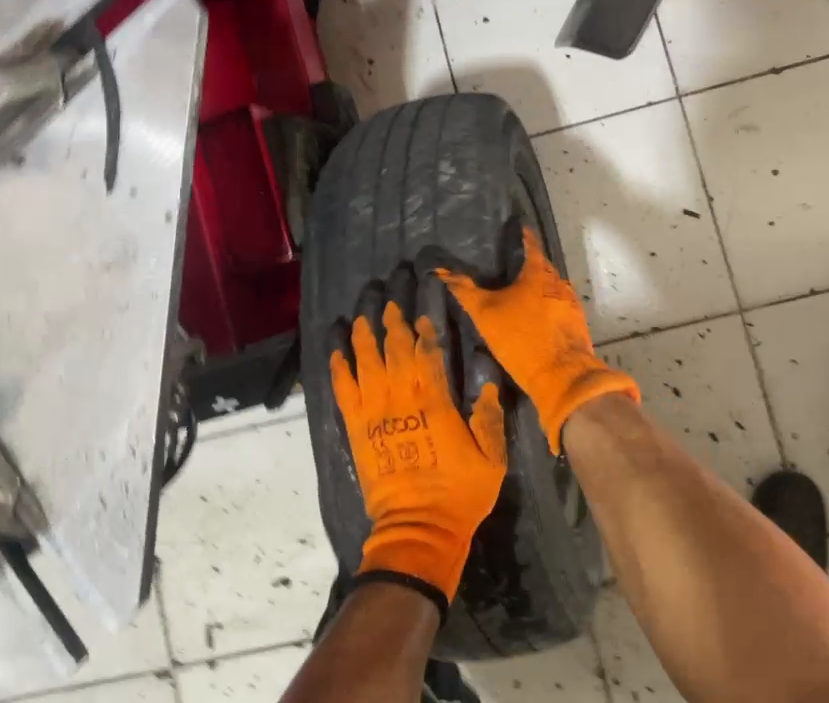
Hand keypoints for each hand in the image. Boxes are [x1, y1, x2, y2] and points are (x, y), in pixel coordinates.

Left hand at [330, 282, 507, 601]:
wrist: (419, 531)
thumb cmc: (461, 494)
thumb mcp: (492, 457)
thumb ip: (489, 415)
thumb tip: (486, 377)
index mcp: (436, 405)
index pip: (428, 355)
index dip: (423, 328)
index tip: (420, 307)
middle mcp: (402, 402)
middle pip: (394, 352)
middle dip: (391, 322)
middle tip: (388, 297)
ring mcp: (376, 416)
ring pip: (366, 366)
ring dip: (363, 337)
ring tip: (361, 314)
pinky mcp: (358, 432)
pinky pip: (344, 394)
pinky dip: (339, 370)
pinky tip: (336, 350)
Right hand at [436, 229, 639, 453]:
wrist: (562, 376)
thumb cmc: (521, 339)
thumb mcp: (486, 315)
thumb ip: (465, 291)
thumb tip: (441, 271)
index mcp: (537, 274)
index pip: (532, 246)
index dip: (524, 236)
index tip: (520, 227)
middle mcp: (558, 283)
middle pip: (544, 267)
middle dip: (531, 264)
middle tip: (514, 264)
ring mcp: (571, 304)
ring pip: (553, 288)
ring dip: (540, 287)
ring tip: (523, 292)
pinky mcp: (577, 324)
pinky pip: (559, 306)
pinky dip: (548, 306)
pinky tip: (538, 318)